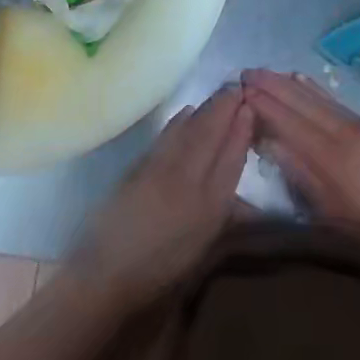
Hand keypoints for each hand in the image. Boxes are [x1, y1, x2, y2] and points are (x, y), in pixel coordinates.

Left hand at [66, 86, 253, 306]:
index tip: (251, 105)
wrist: (108, 272)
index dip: (241, 127)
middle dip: (225, 107)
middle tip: (238, 87)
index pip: (231, 154)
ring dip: (205, 108)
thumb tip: (244, 191)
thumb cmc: (163, 266)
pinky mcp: (138, 166)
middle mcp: (187, 178)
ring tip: (220, 95)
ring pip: (188, 129)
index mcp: (209, 202)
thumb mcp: (205, 243)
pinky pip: (168, 135)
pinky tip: (188, 112)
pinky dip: (181, 120)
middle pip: (209, 133)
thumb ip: (228, 212)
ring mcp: (159, 168)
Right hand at [242, 69, 359, 256]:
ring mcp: (357, 122)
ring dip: (287, 82)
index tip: (242, 91)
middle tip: (245, 72)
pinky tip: (297, 77)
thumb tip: (266, 140)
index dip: (264, 104)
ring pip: (315, 95)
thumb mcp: (325, 208)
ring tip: (263, 72)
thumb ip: (296, 170)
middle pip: (300, 101)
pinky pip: (332, 98)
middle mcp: (342, 130)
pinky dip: (311, 87)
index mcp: (329, 156)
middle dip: (271, 85)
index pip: (288, 121)